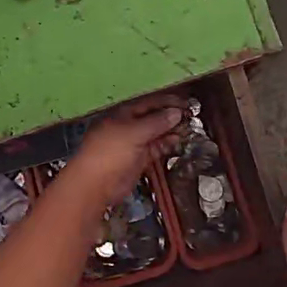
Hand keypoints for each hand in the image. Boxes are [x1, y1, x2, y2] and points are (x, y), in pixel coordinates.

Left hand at [59, 95, 186, 208]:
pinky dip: (166, 144)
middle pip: (152, 117)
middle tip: (190, 115)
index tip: (185, 102)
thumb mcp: (134, 133)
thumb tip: (176, 113)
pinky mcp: (138, 159)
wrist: (95, 184)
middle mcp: (128, 126)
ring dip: (170, 130)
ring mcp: (133, 143)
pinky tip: (178, 140)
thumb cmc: (110, 152)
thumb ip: (157, 122)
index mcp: (122, 114)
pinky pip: (155, 147)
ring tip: (188, 128)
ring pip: (155, 133)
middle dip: (170, 116)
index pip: (148, 103)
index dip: (167, 102)